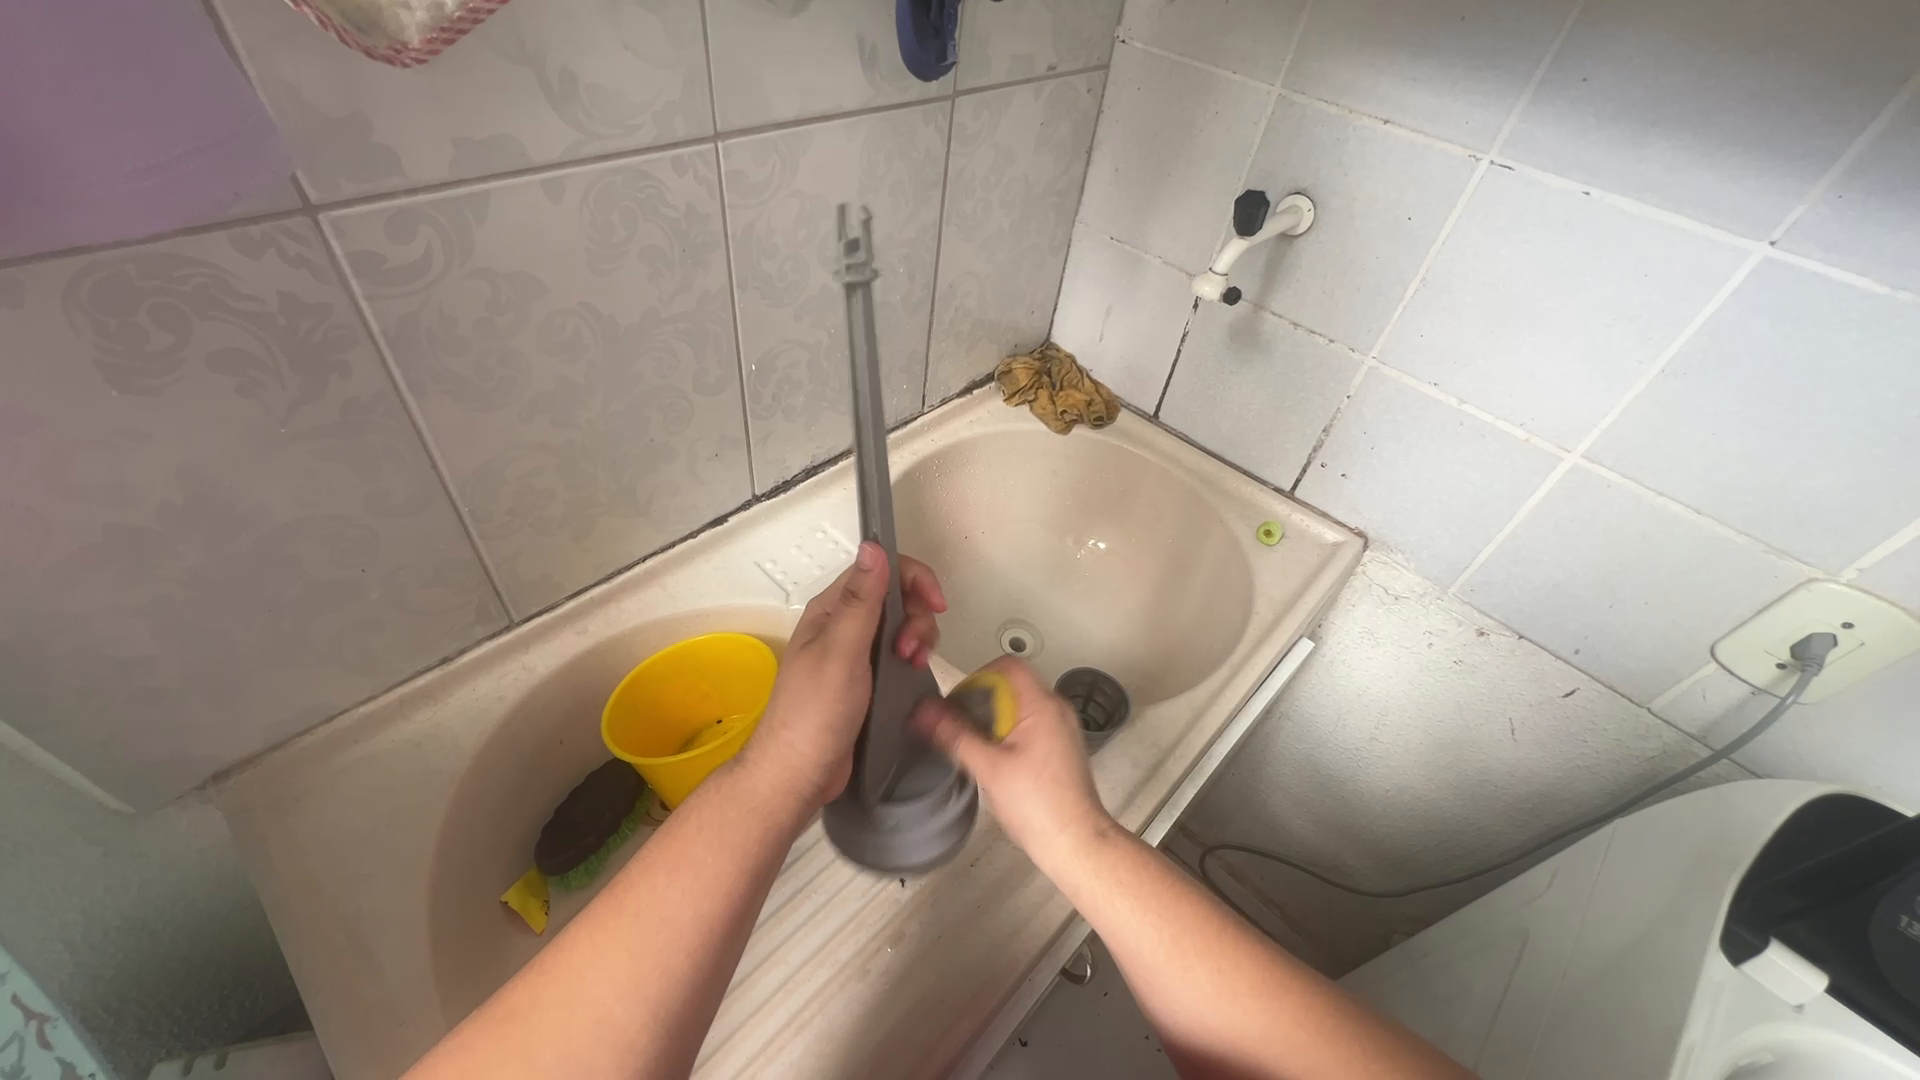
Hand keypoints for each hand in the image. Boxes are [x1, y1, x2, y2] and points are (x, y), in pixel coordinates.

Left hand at [737, 543, 947, 805]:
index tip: (935, 603)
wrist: (800, 773)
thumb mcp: (841, 652)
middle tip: (911, 650)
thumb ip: (860, 600)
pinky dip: (912, 659)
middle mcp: (842, 626)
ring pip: (900, 625)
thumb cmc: (815, 714)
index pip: (878, 570)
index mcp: (831, 610)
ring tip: (910, 665)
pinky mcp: (867, 679)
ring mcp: (855, 653)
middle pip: (896, 597)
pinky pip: (897, 654)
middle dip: (916, 616)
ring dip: (917, 638)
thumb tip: (872, 547)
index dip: (912, 578)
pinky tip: (911, 675)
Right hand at [912, 658, 1118, 866]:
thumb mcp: (988, 768)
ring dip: (992, 720)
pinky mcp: (1059, 748)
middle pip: (1011, 684)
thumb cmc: (1042, 808)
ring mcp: (1060, 729)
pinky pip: (1029, 725)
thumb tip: (925, 713)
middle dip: (981, 702)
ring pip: (1018, 706)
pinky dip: (1007, 734)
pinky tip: (995, 763)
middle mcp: (1056, 711)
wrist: (1076, 843)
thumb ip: (954, 736)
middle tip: (961, 728)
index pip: (1007, 665)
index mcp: (1042, 706)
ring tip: (977, 749)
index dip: (977, 677)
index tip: (959, 702)